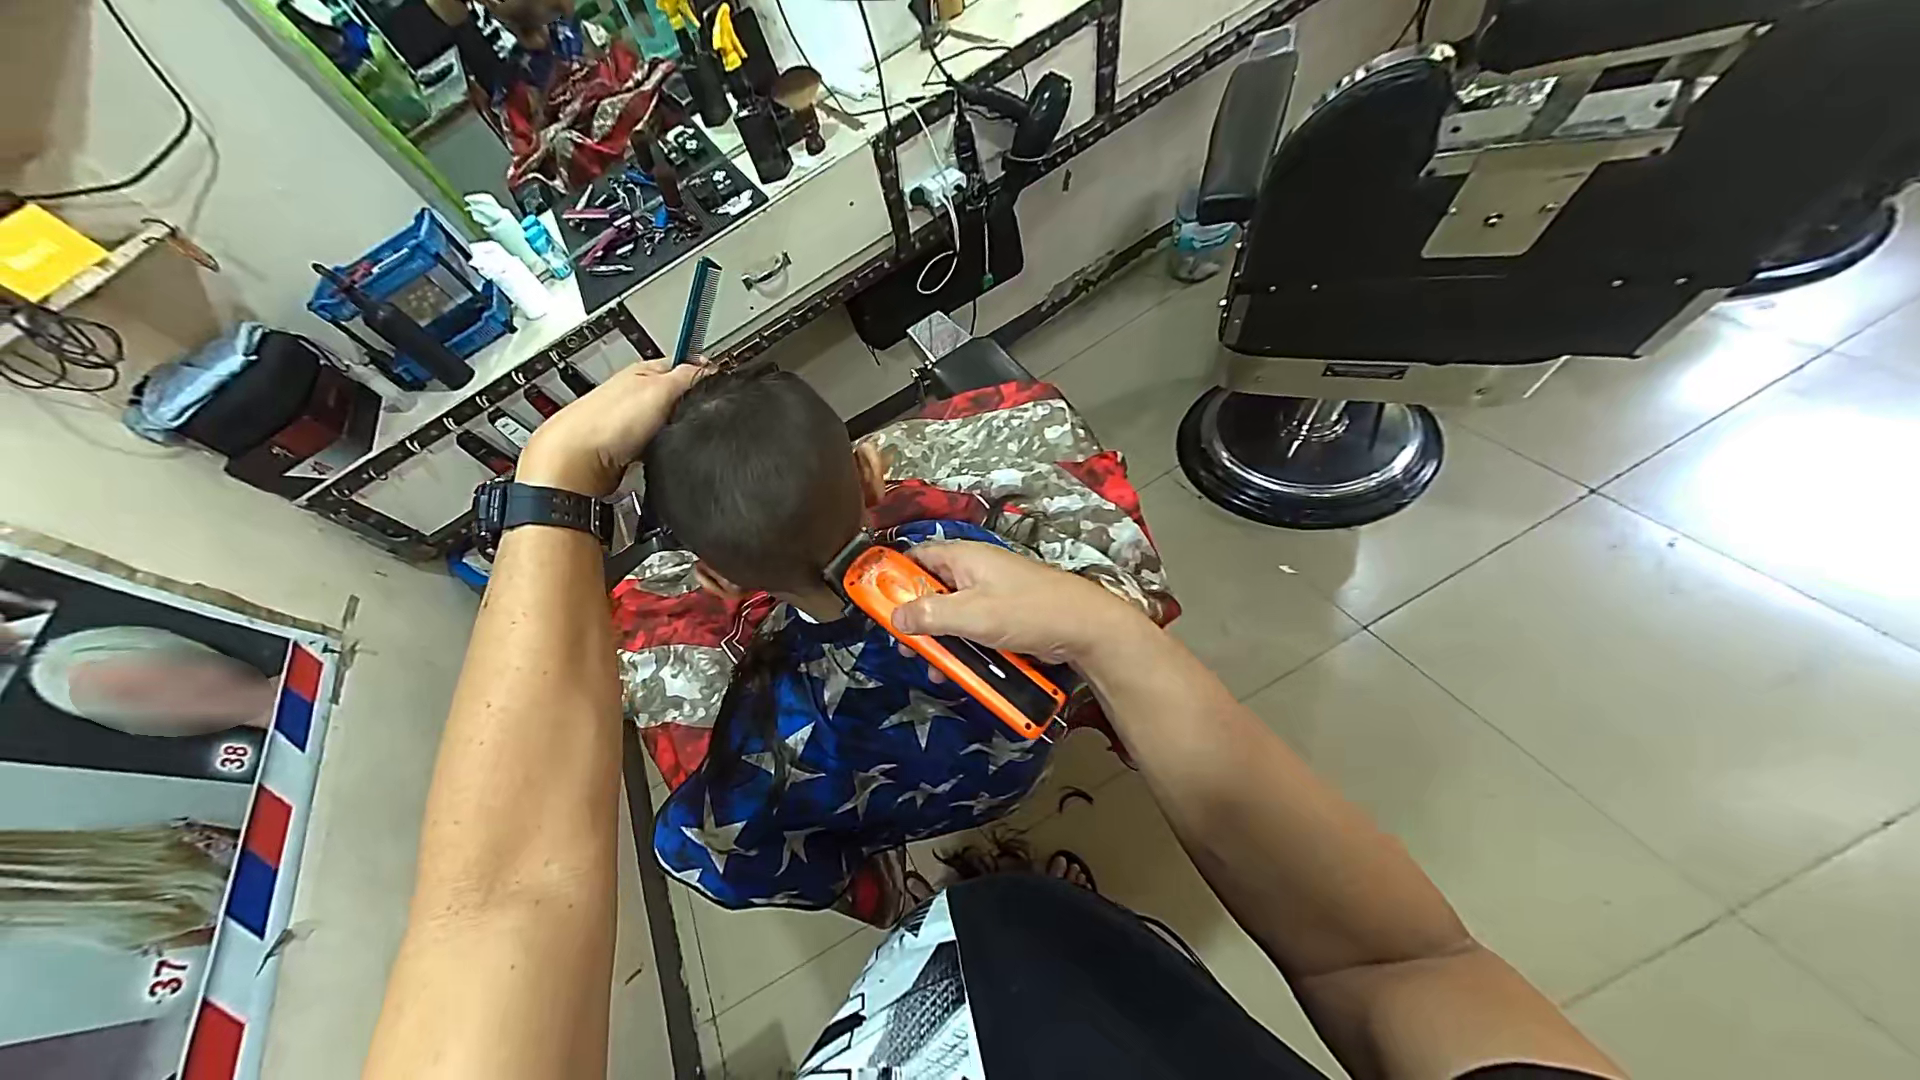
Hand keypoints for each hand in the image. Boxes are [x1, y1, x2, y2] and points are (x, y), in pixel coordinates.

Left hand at [517, 358, 701, 496]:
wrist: (577, 462)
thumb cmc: (608, 423)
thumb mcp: (660, 389)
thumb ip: (687, 377)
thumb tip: (709, 370)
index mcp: (640, 372)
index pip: (681, 366)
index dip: (701, 375)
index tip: (718, 385)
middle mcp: (633, 395)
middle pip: (676, 397)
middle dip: (689, 407)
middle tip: (696, 415)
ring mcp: (630, 422)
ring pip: (667, 423)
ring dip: (675, 430)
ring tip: (674, 434)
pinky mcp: (628, 448)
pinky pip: (657, 445)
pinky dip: (662, 449)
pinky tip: (660, 452)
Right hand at [891, 541, 1150, 665]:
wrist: (1084, 627)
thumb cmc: (1027, 611)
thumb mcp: (972, 614)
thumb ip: (930, 614)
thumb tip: (896, 617)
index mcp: (962, 557)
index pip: (914, 558)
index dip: (892, 578)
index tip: (876, 604)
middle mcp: (973, 570)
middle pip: (929, 590)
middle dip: (916, 620)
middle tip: (908, 646)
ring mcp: (989, 593)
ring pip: (949, 614)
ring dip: (940, 640)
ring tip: (936, 666)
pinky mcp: (1002, 615)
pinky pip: (971, 628)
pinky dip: (963, 646)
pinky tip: (961, 670)